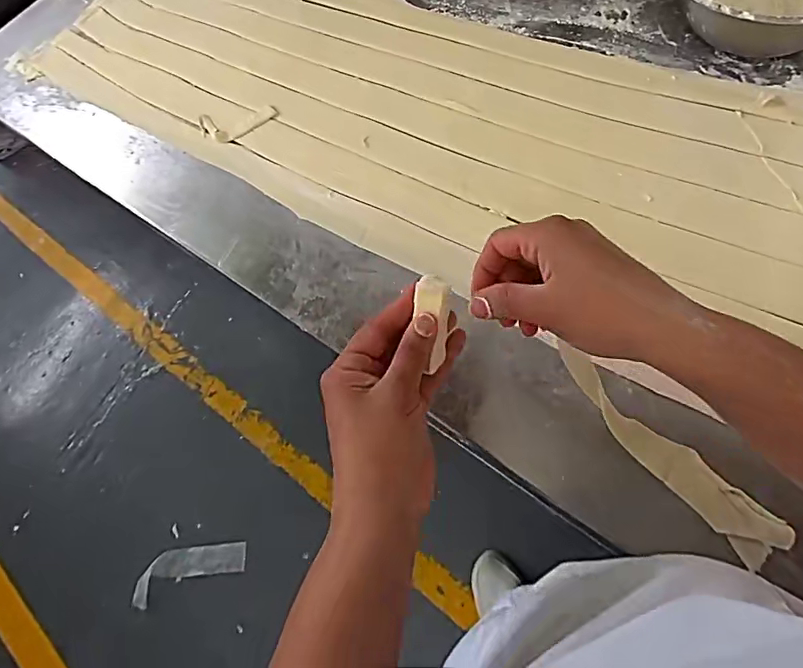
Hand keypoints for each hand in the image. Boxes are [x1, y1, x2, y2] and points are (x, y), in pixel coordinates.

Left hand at [321, 286, 466, 531]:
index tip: (423, 289)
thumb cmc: (379, 453)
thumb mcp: (393, 397)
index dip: (400, 310)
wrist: (384, 513)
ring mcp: (386, 397)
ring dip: (431, 342)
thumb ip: (411, 355)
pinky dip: (437, 365)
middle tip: (444, 300)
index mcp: (347, 373)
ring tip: (455, 318)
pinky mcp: (405, 413)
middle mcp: (363, 381)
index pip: (376, 331)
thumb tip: (424, 319)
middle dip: (418, 323)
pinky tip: (455, 346)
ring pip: (410, 360)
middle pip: (394, 343)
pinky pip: (421, 380)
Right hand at [469, 215, 702, 360]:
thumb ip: (504, 301)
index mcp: (548, 233)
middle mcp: (566, 231)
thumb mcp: (543, 308)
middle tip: (502, 321)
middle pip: (518, 253)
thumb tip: (478, 301)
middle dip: (504, 287)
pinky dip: (547, 294)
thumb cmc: (602, 312)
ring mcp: (586, 246)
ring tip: (526, 327)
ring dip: (525, 295)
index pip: (498, 244)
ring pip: (539, 266)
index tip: (481, 304)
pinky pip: (560, 272)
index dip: (483, 274)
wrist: (663, 326)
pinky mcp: (600, 262)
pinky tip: (548, 321)